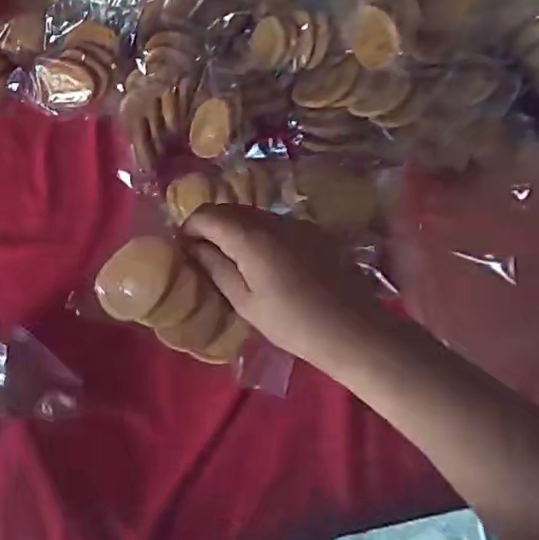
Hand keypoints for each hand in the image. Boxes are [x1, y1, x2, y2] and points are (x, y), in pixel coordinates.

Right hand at [182, 204, 399, 372]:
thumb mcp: (244, 301)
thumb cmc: (291, 322)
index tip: (184, 252)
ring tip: (232, 262)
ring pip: (253, 215)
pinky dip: (259, 234)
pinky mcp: (314, 233)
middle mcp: (272, 220)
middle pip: (229, 209)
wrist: (354, 330)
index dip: (189, 229)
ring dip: (234, 230)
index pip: (206, 214)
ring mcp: (296, 224)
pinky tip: (265, 264)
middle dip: (210, 227)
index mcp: (249, 236)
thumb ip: (215, 268)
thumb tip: (192, 248)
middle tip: (203, 257)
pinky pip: (275, 224)